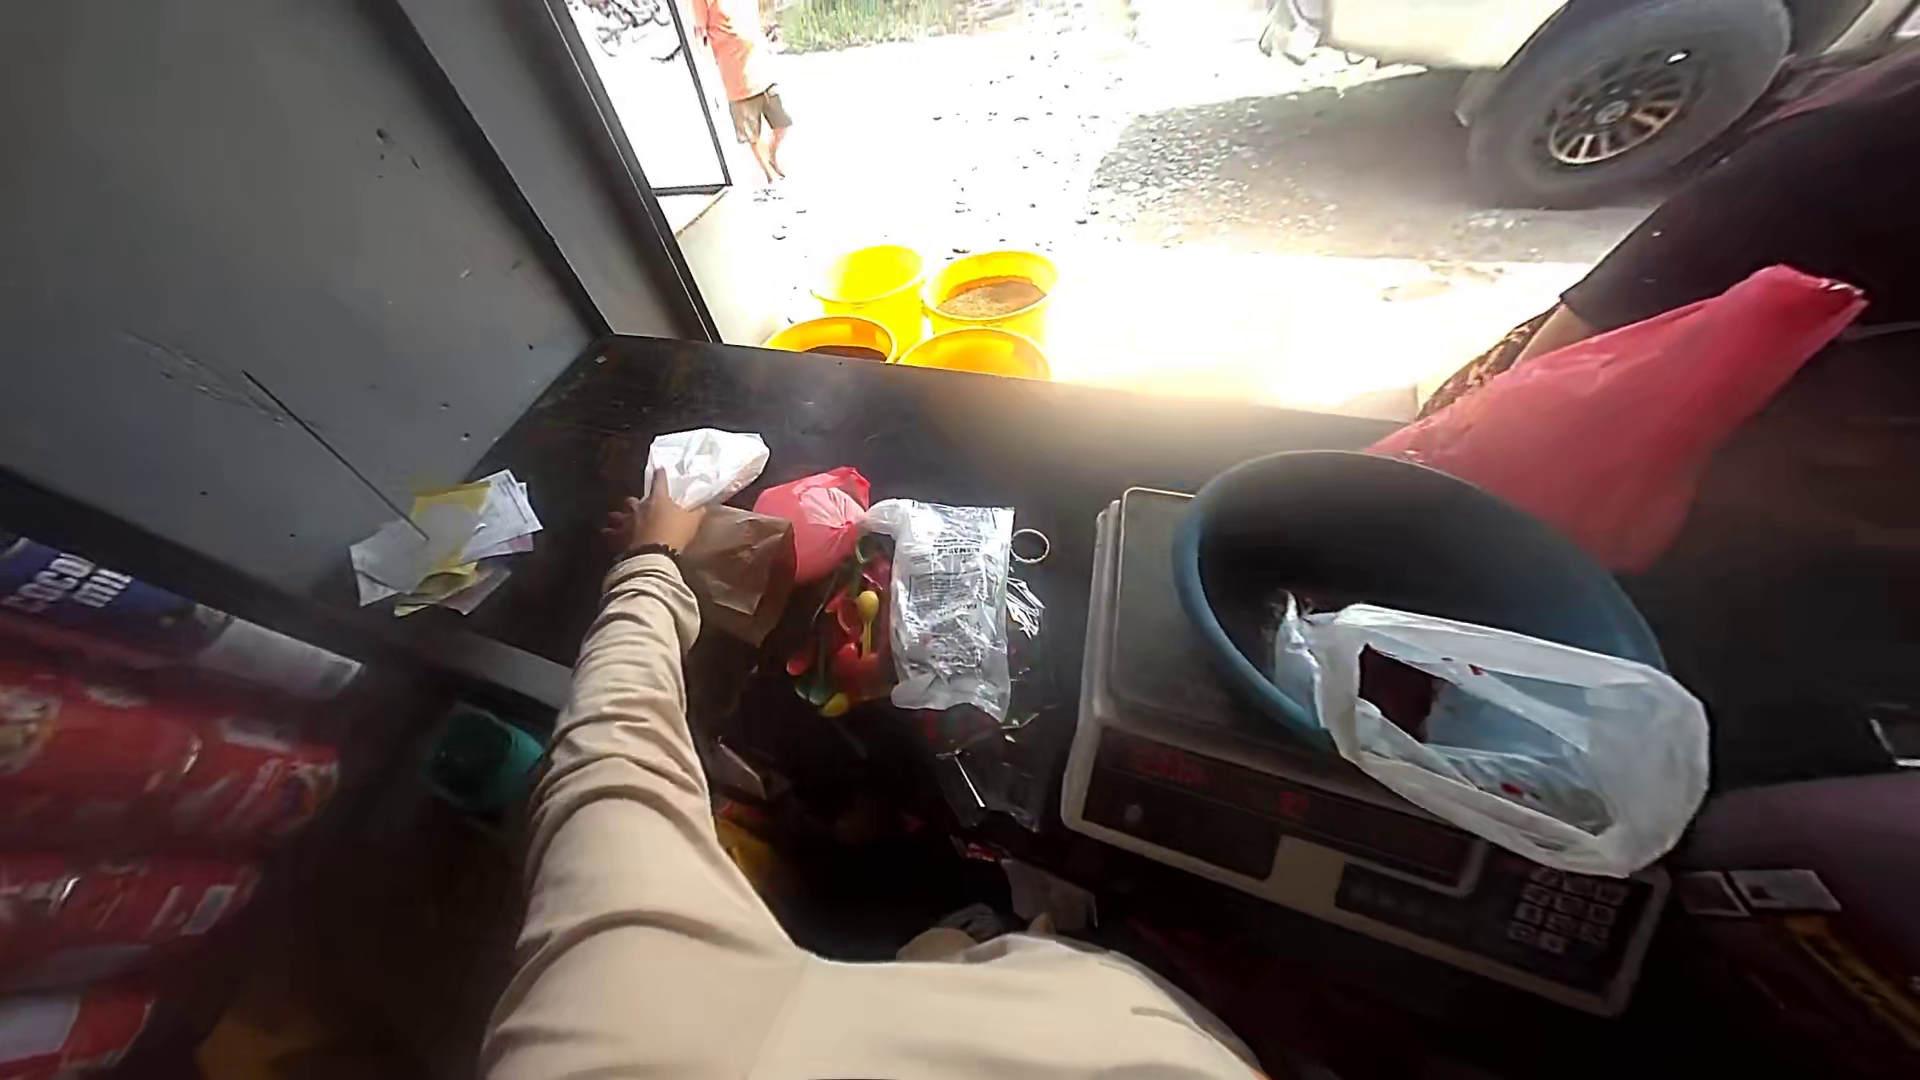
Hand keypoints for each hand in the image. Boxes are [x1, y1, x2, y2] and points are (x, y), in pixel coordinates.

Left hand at [603, 468, 706, 555]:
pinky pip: (609, 532)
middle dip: (635, 502)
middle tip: (639, 506)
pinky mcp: (617, 535)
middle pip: (633, 499)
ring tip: (621, 519)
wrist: (654, 554)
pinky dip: (610, 532)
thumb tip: (704, 506)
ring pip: (617, 514)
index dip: (660, 475)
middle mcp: (638, 507)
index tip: (659, 469)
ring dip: (619, 516)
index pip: (659, 482)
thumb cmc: (675, 534)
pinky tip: (609, 533)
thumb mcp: (692, 522)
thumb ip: (697, 513)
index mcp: (658, 500)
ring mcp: (625, 521)